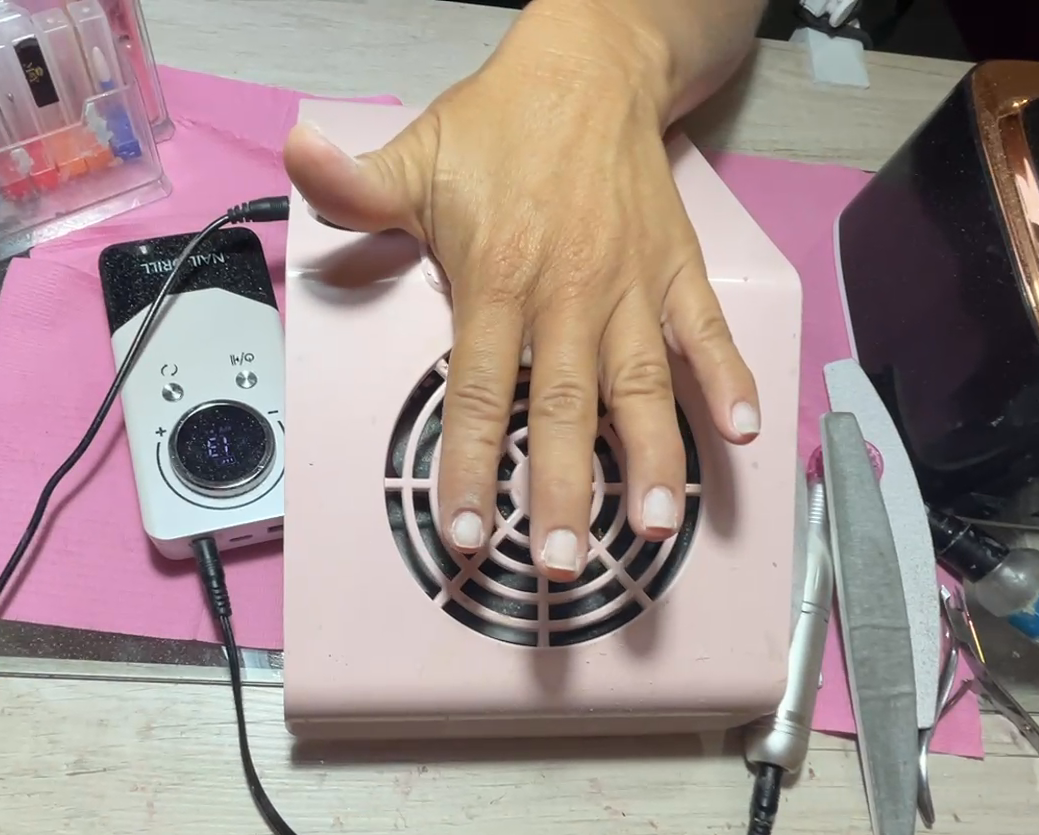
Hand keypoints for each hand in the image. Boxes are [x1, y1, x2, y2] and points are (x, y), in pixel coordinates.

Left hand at [285, 0, 759, 581]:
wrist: (590, 66)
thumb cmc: (499, 126)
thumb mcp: (418, 155)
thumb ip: (359, 186)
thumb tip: (297, 161)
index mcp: (498, 278)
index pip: (479, 392)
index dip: (469, 466)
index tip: (468, 534)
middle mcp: (569, 293)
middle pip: (564, 408)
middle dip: (562, 490)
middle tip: (564, 563)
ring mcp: (631, 284)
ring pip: (642, 384)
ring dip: (654, 458)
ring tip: (656, 527)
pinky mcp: (677, 270)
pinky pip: (706, 331)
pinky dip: (727, 378)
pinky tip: (741, 433)